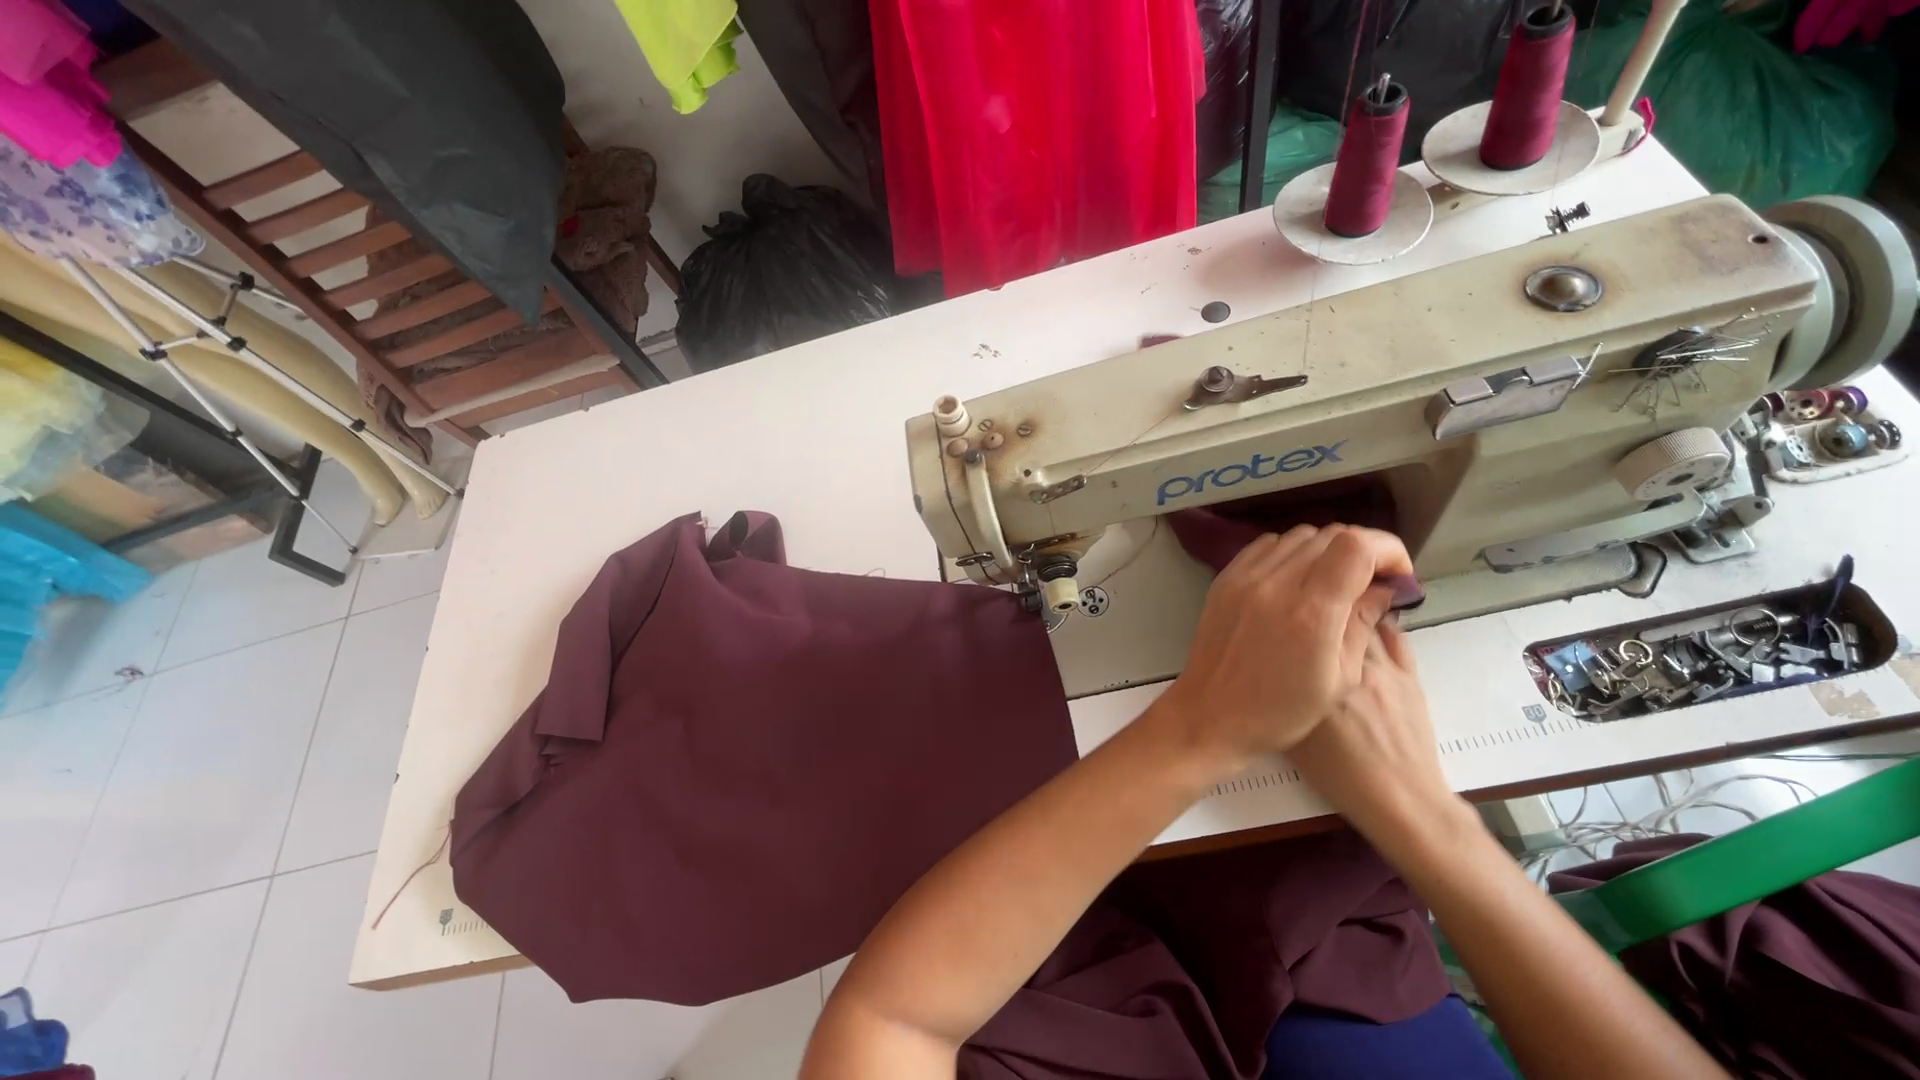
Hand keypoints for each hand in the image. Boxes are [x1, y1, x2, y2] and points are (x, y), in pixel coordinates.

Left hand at [1156, 524, 1412, 764]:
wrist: (1211, 716)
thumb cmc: (1281, 711)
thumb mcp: (1339, 679)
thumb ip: (1363, 623)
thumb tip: (1383, 586)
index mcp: (1311, 613)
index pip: (1356, 547)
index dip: (1388, 550)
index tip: (1398, 575)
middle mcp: (1275, 585)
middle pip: (1331, 536)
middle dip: (1363, 551)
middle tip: (1373, 580)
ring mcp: (1245, 578)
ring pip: (1299, 536)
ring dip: (1328, 549)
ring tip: (1336, 580)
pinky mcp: (1224, 580)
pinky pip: (1267, 546)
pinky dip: (1292, 552)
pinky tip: (1298, 579)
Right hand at [1288, 621, 1465, 847]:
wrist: (1399, 799)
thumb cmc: (1340, 775)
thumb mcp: (1295, 741)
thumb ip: (1284, 698)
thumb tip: (1270, 671)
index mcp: (1317, 679)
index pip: (1309, 625)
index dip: (1299, 608)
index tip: (1287, 604)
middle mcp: (1351, 664)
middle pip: (1339, 617)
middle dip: (1326, 604)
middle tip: (1311, 601)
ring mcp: (1386, 669)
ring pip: (1369, 622)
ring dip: (1354, 612)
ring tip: (1339, 609)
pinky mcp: (1411, 678)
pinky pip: (1396, 639)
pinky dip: (1382, 628)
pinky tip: (1373, 627)